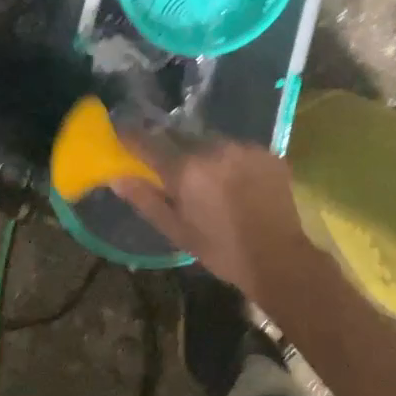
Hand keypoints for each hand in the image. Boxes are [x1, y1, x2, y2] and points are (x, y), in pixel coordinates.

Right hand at [109, 133, 336, 302]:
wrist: (279, 258)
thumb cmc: (221, 250)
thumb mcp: (176, 230)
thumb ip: (145, 199)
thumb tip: (116, 177)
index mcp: (186, 169)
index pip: (147, 140)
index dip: (130, 137)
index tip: (121, 136)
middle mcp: (213, 148)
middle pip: (179, 137)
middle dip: (170, 149)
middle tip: (170, 168)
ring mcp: (243, 147)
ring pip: (209, 140)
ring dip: (202, 153)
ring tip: (207, 178)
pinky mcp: (266, 152)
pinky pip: (236, 148)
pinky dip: (229, 159)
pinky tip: (235, 181)